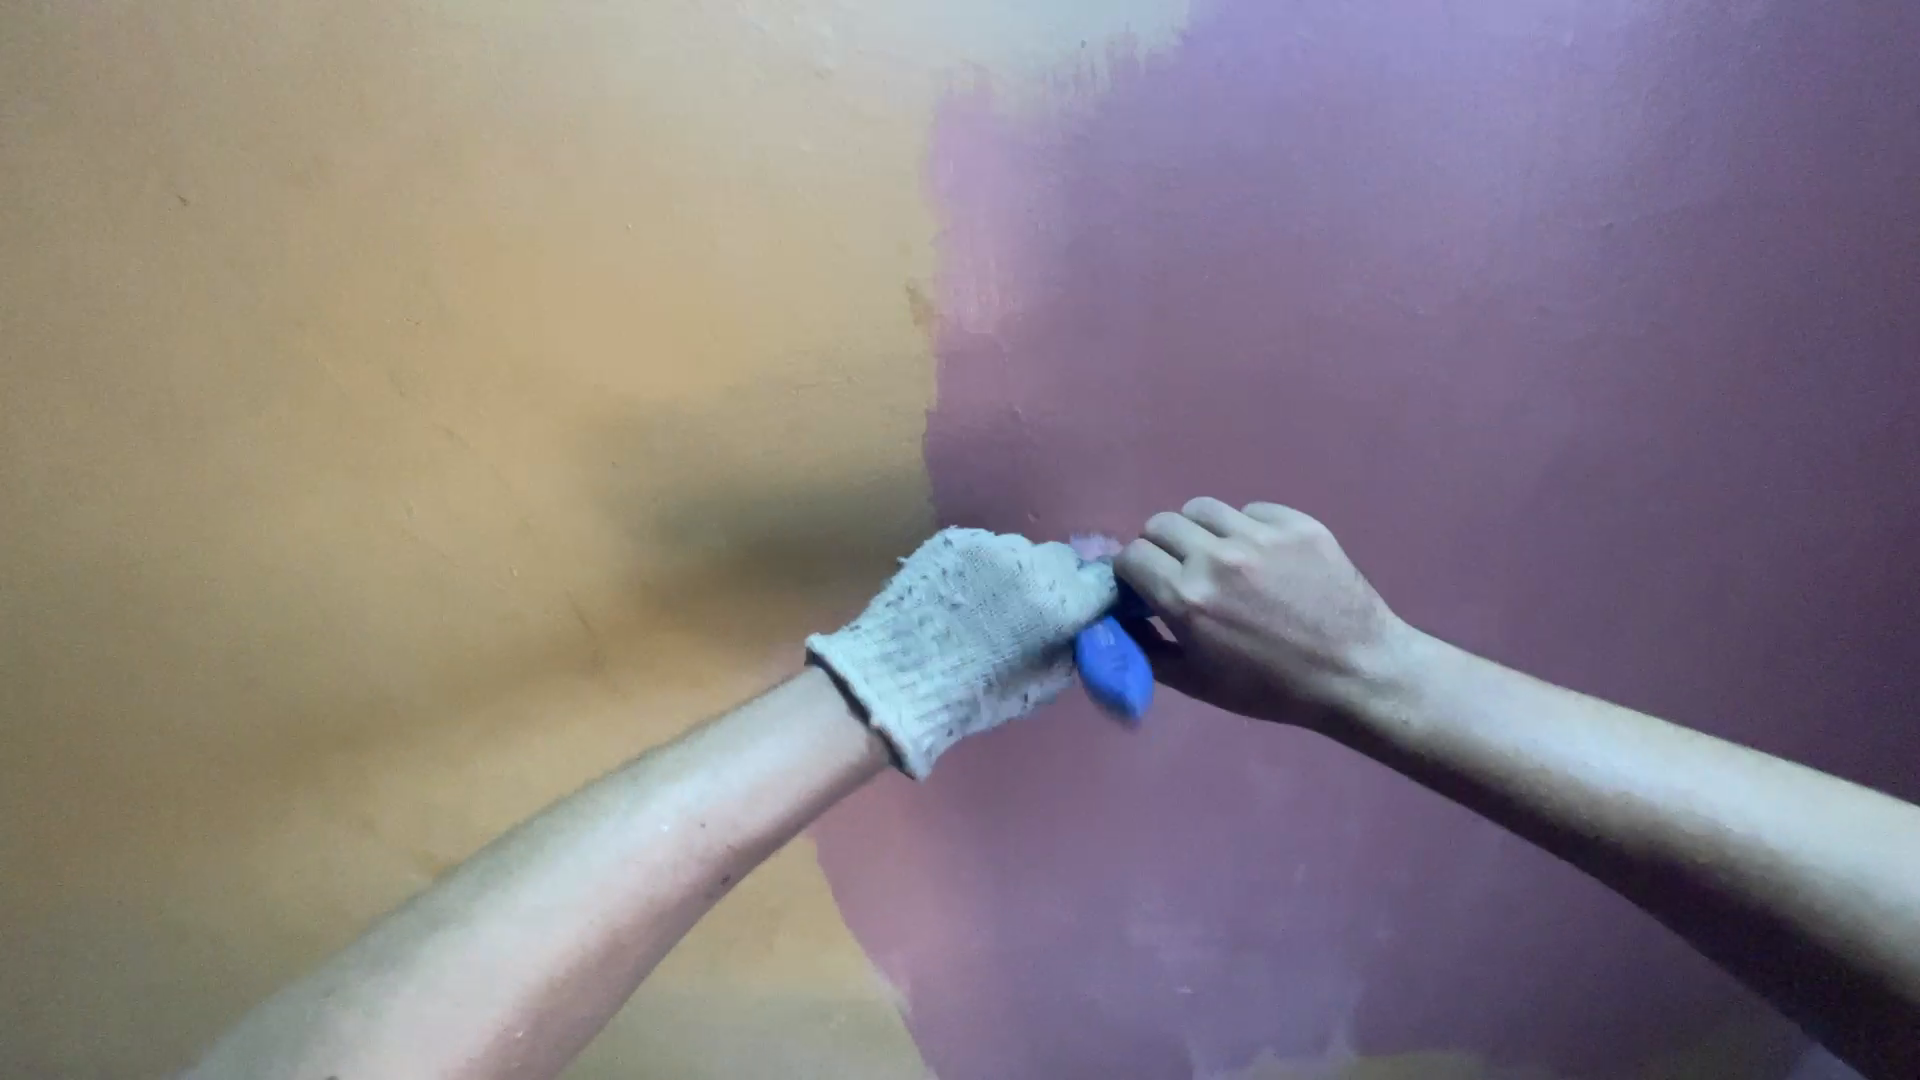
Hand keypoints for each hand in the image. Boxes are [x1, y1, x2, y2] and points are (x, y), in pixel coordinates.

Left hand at [809, 528, 1115, 776]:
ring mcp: (988, 543)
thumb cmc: (975, 696)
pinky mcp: (952, 538)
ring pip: (1022, 552)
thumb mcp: (1044, 684)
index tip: (1091, 606)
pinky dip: (983, 567)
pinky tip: (961, 593)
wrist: (895, 680)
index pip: (1106, 578)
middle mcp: (1030, 560)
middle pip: (1064, 560)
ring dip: (1019, 573)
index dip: (1101, 592)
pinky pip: (984, 548)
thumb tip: (1091, 624)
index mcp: (1061, 600)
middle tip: (1036, 611)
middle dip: (1060, 582)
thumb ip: (1076, 645)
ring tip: (989, 605)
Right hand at [1115, 498, 1411, 724]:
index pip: (1130, 556)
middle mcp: (1216, 558)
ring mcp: (1259, 536)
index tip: (1146, 587)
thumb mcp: (1196, 682)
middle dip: (1159, 548)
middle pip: (1159, 524)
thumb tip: (1116, 619)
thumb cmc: (1270, 687)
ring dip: (1198, 532)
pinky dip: (1244, 529)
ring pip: (1201, 509)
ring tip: (1218, 556)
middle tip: (1180, 572)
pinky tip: (1262, 558)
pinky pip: (1249, 510)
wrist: (1358, 673)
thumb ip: (1144, 648)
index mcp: (1186, 598)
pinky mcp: (1296, 524)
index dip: (1132, 573)